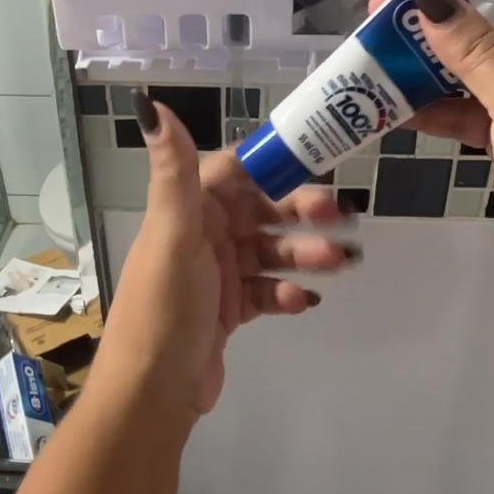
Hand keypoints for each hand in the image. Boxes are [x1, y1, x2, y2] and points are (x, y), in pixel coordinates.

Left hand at [97, 90, 356, 421]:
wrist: (153, 391)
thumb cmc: (165, 306)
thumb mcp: (172, 234)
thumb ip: (172, 170)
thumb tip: (150, 102)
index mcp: (186, 209)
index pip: (235, 170)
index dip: (275, 163)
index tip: (320, 159)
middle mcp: (202, 235)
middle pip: (262, 210)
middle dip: (301, 211)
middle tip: (343, 216)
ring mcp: (218, 274)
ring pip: (271, 251)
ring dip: (305, 253)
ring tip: (341, 261)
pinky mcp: (230, 309)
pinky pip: (268, 290)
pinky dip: (288, 292)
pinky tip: (305, 300)